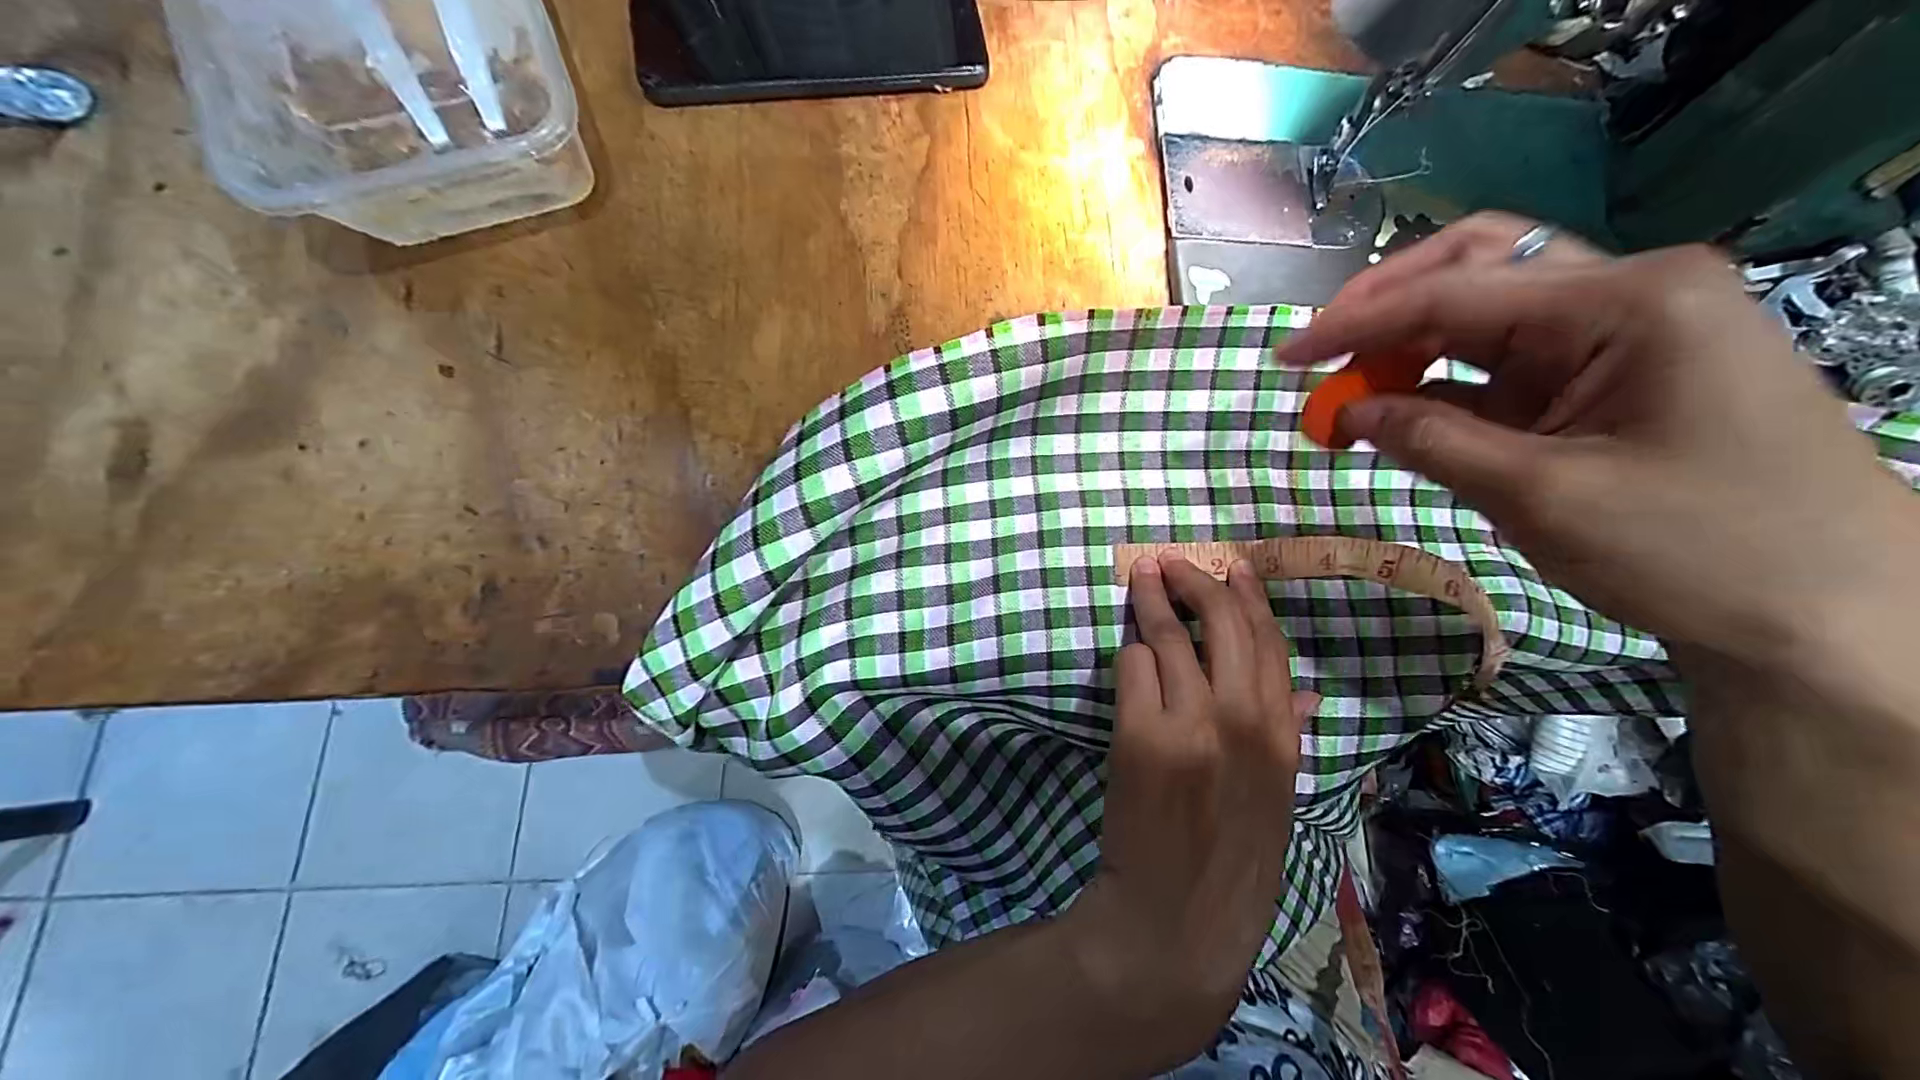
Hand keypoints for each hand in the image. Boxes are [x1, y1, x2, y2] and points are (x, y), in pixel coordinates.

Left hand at [1064, 553, 1318, 1065]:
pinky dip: (1129, 653)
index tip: (1231, 565)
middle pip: (1219, 623)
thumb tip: (1300, 690)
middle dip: (1194, 581)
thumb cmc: (1231, 859)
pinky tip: (1127, 649)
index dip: (1247, 596)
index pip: (1268, 642)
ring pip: (1168, 636)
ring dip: (1151, 602)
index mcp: (1282, 735)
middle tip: (1170, 559)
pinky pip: (1133, 667)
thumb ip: (1286, 735)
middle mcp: (1242, 718)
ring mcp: (1189, 723)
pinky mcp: (1140, 734)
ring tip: (1140, 576)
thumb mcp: (1276, 797)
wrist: (1177, 916)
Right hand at [1274, 212, 1919, 668]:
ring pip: (1486, 311)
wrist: (1829, 612)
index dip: (1357, 324)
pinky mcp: (1607, 377)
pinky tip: (1399, 412)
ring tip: (1348, 390)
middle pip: (1476, 268)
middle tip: (1323, 353)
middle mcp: (1625, 294)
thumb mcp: (1540, 495)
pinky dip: (1441, 384)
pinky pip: (1503, 363)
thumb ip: (1431, 440)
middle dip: (1386, 308)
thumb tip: (1347, 412)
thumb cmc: (1695, 548)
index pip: (1455, 293)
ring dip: (1408, 346)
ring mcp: (1620, 334)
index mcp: (1627, 300)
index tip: (1287, 358)